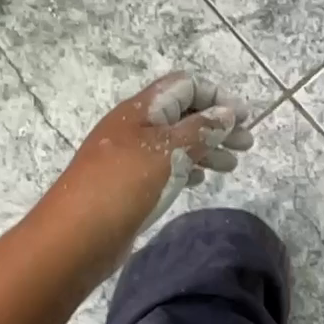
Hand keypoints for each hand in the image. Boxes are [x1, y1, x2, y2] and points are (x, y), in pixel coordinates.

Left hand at [47, 72, 254, 242]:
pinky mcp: (129, 183)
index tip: (244, 118)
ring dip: (207, 148)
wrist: (76, 237)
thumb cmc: (125, 186)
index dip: (217, 96)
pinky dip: (188, 167)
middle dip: (217, 125)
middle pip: (184, 114)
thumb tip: (228, 112)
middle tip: (247, 144)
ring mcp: (131, 155)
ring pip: (177, 142)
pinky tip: (200, 180)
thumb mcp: (169, 152)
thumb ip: (202, 130)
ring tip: (231, 166)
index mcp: (142, 110)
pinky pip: (165, 165)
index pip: (185, 86)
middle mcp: (136, 126)